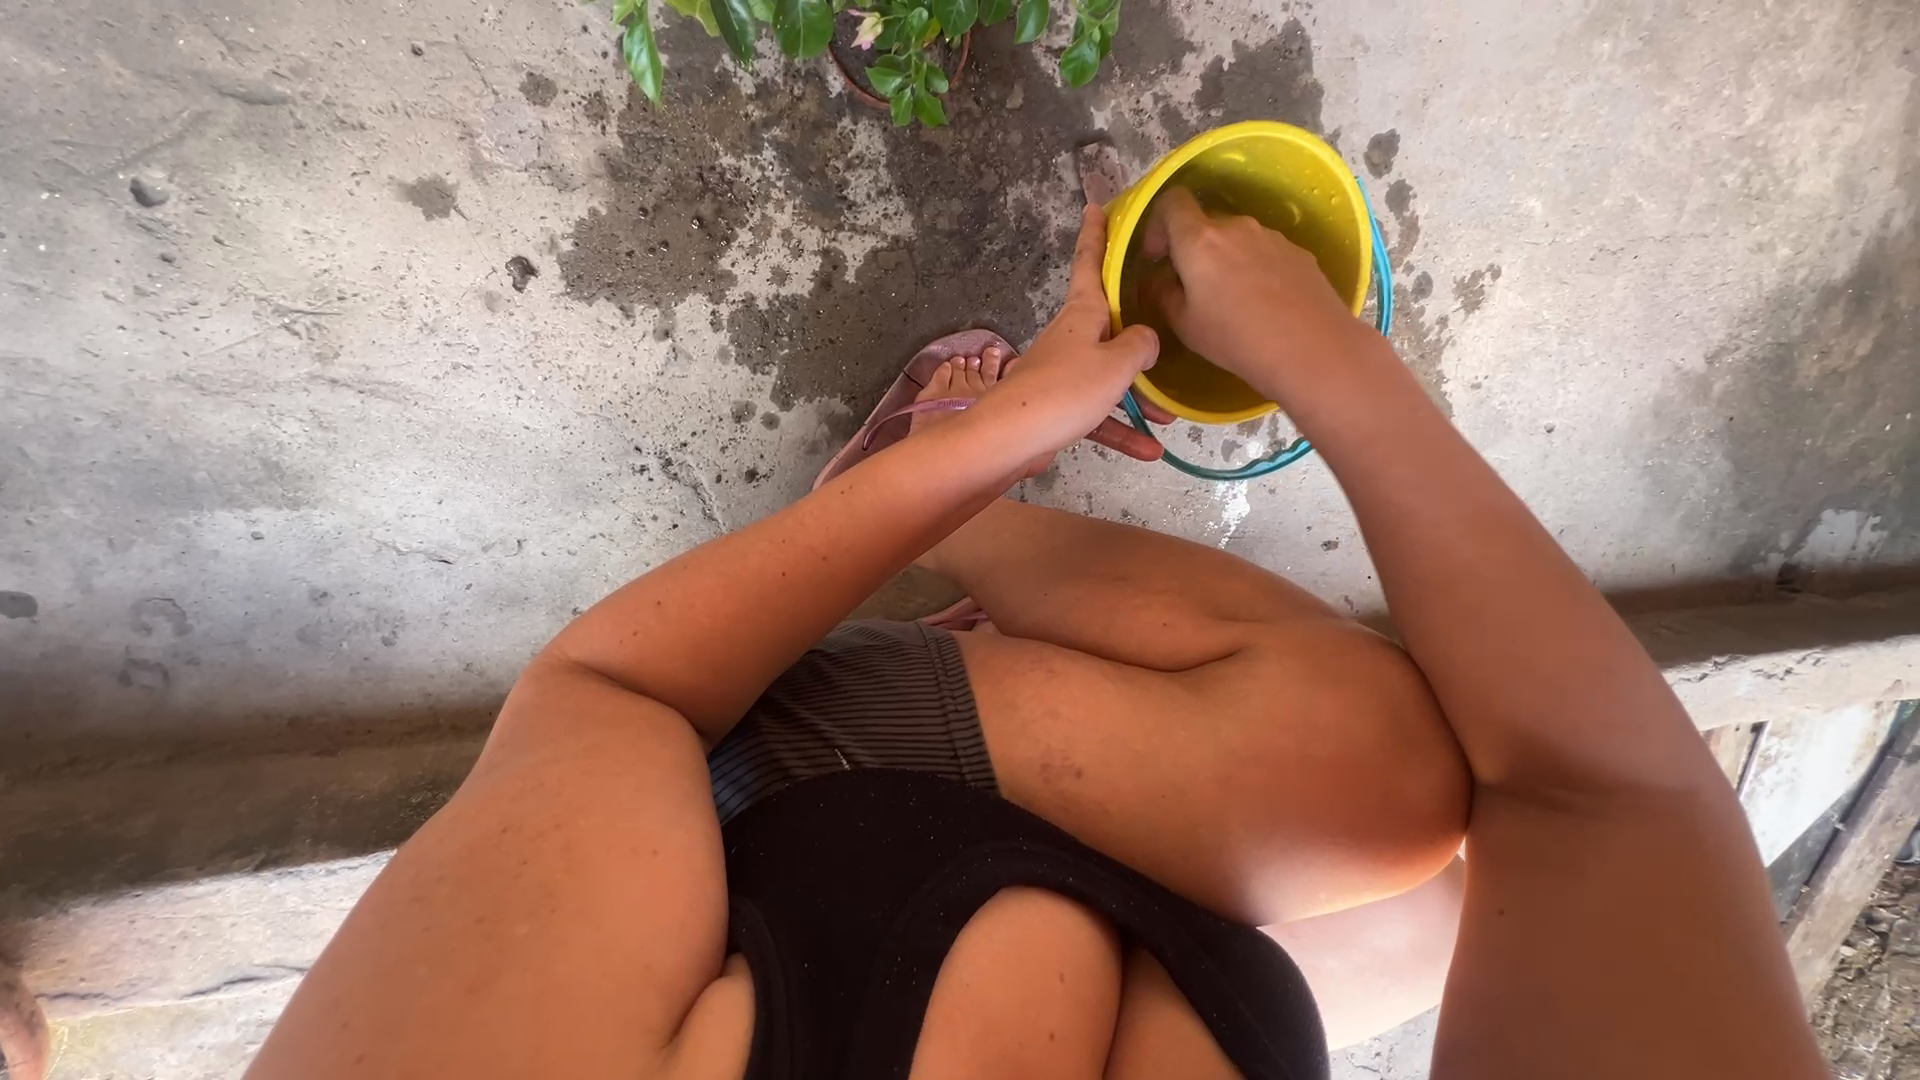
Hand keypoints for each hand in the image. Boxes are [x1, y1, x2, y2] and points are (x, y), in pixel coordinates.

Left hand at [974, 204, 1163, 460]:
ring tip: (1169, 415)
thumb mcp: (1116, 363)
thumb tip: (1146, 340)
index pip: (1090, 262)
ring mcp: (1062, 374)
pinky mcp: (1057, 409)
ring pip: (1108, 378)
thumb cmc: (1065, 390)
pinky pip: (1096, 414)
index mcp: (1082, 313)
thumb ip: (1140, 345)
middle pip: (1110, 327)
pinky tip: (1149, 451)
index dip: (1096, 234)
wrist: (1011, 440)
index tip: (1096, 207)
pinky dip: (1120, 430)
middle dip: (1139, 336)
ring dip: (1138, 397)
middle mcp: (1071, 338)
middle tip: (1166, 335)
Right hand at [1138, 187, 1367, 390]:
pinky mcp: (1297, 252)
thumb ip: (1163, 293)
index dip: (1157, 223)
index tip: (1157, 256)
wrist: (1309, 345)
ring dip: (1224, 260)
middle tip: (1190, 288)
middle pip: (1205, 223)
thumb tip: (1161, 278)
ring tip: (1229, 301)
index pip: (1172, 202)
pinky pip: (1263, 253)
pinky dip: (1253, 269)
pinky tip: (1261, 304)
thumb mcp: (1184, 324)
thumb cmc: (1234, 337)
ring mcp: (1271, 236)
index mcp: (1200, 240)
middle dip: (1191, 249)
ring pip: (1236, 239)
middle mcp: (1236, 226)